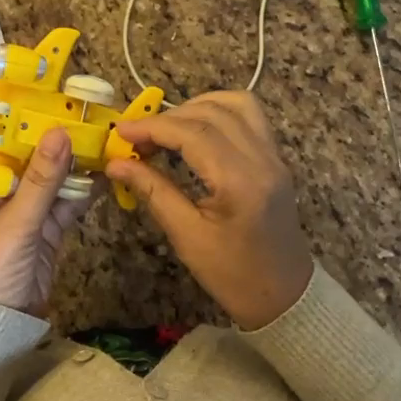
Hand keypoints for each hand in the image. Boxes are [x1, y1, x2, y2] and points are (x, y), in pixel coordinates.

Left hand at [0, 128, 95, 315]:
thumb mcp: (16, 222)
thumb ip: (41, 179)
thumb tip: (61, 131)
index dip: (22, 114)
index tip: (51, 92)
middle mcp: (4, 188)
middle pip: (32, 153)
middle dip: (59, 134)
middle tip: (91, 110)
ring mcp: (28, 208)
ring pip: (55, 175)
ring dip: (77, 160)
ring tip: (106, 136)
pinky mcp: (48, 227)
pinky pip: (68, 200)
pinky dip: (86, 188)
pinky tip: (107, 171)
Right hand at [106, 92, 311, 329]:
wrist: (285, 296)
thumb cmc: (233, 275)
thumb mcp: (186, 237)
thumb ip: (153, 191)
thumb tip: (116, 163)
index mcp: (240, 182)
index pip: (193, 133)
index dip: (152, 127)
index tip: (120, 131)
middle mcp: (262, 159)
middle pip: (211, 113)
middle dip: (168, 117)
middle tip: (136, 137)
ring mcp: (274, 156)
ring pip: (235, 104)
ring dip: (195, 106)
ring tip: (166, 129)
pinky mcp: (276, 158)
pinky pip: (249, 116)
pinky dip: (218, 112)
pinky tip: (194, 130)